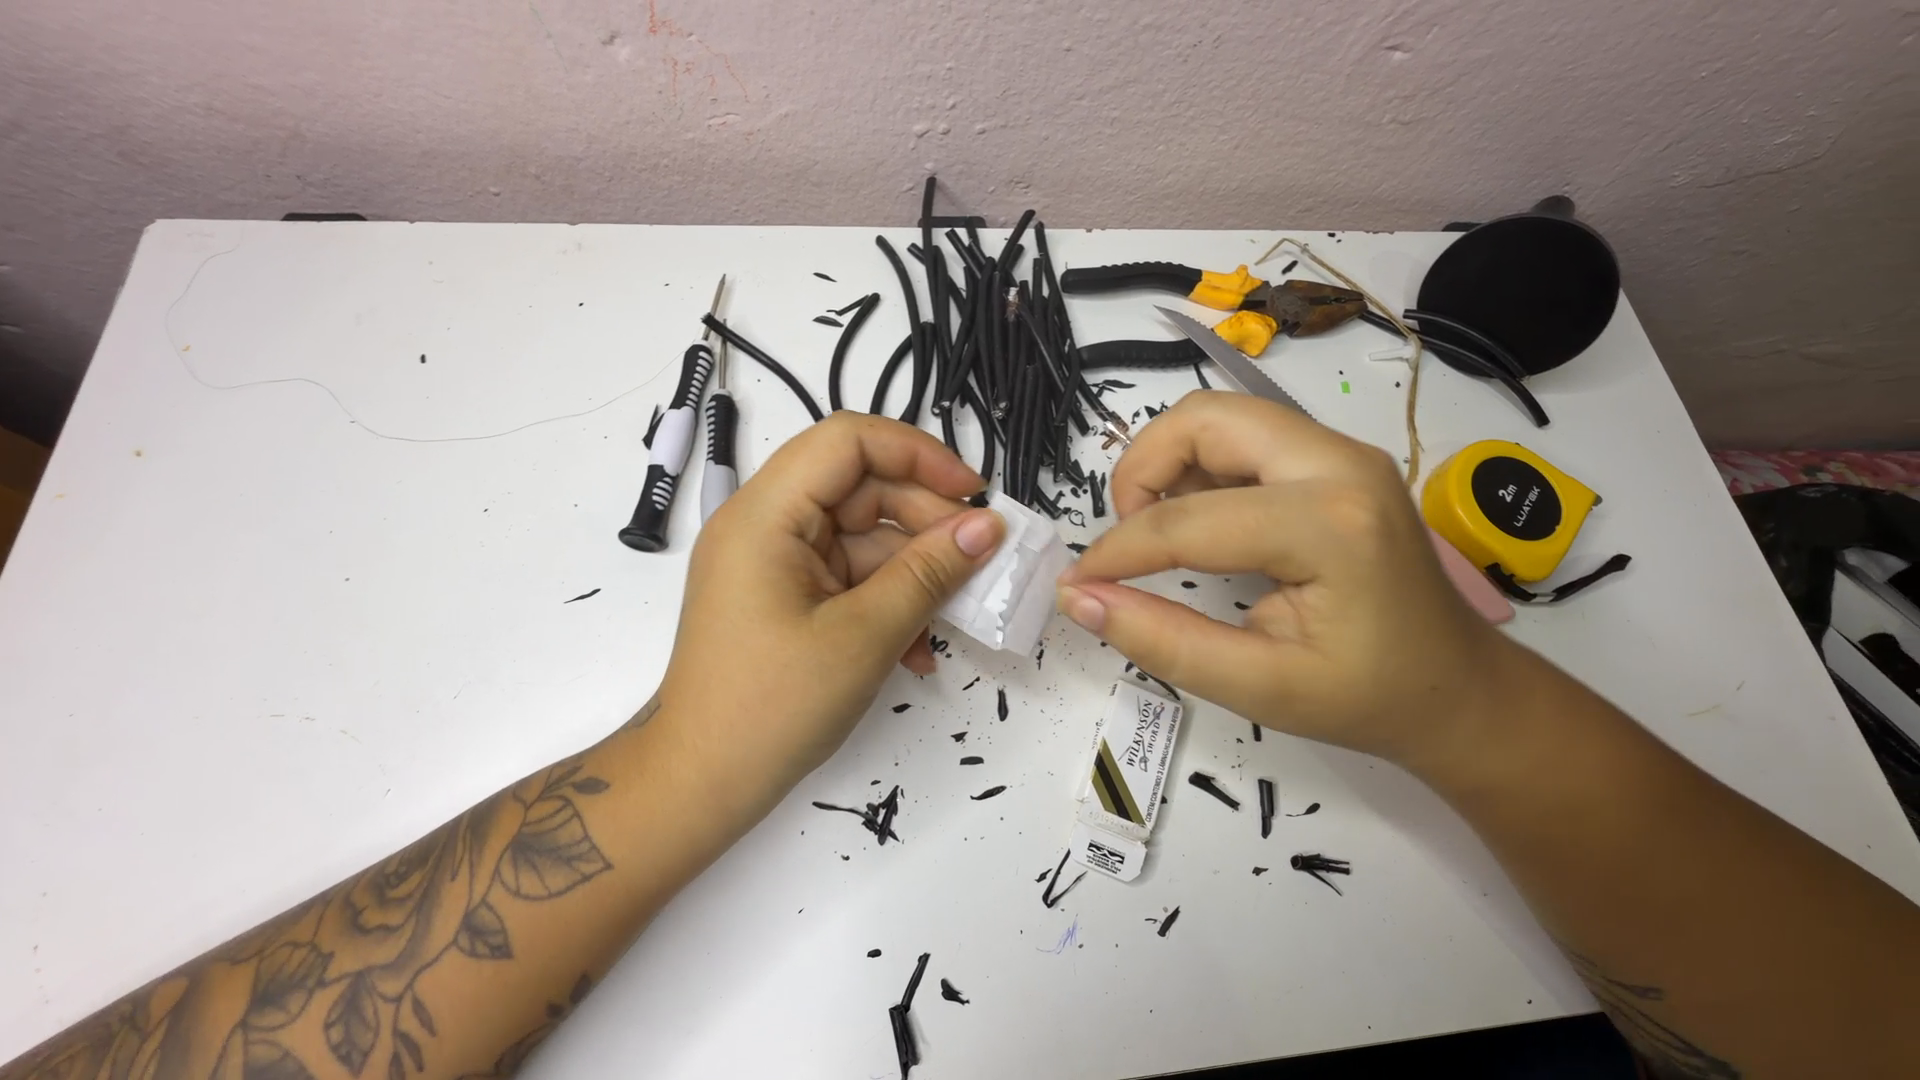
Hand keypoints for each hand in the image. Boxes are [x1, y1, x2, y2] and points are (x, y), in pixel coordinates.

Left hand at [655, 413, 1004, 796]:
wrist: (702, 785)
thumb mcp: (864, 636)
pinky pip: (851, 577)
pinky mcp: (787, 596)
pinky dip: (888, 601)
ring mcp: (776, 562)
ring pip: (864, 537)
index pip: (847, 440)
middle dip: (926, 522)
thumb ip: (929, 573)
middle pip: (861, 487)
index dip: (917, 454)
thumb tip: (988, 527)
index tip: (972, 493)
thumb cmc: (773, 708)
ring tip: (957, 617)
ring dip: (915, 573)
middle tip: (980, 562)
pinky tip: (919, 650)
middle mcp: (766, 524)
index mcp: (766, 515)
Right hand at [1056, 391, 1512, 768]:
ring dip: (1169, 464)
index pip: (1189, 520)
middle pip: (1205, 419)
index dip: (1116, 552)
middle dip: (1142, 470)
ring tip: (1157, 532)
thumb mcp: (1258, 687)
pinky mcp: (1334, 459)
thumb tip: (1079, 599)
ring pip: (1221, 417)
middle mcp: (1340, 464)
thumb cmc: (1367, 697)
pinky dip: (1199, 468)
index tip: (1076, 583)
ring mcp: (1342, 453)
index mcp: (1330, 525)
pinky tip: (1199, 524)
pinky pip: (1244, 436)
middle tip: (1126, 538)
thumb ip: (1162, 640)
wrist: (1458, 687)